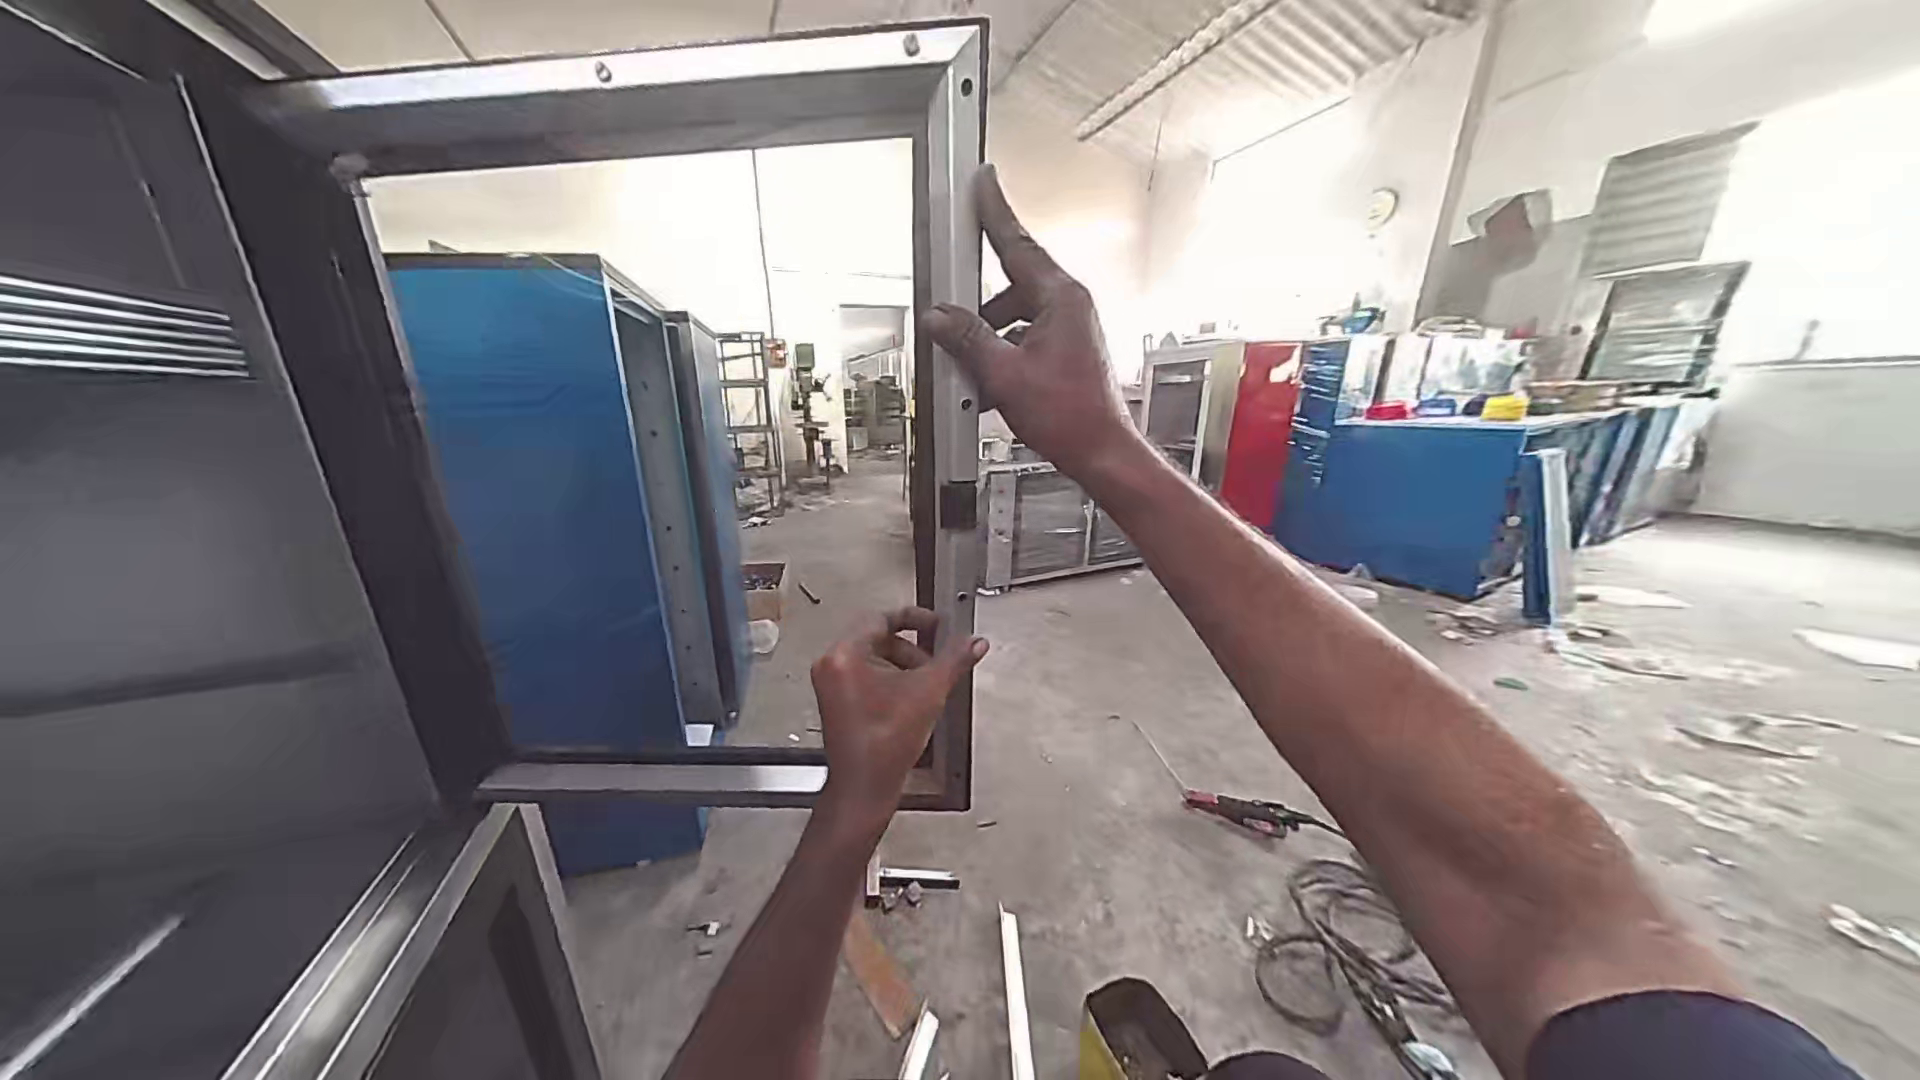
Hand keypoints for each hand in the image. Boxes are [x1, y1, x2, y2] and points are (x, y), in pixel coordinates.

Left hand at [811, 607, 988, 821]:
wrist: (866, 786)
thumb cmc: (884, 744)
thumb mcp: (929, 691)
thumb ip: (954, 660)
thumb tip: (974, 643)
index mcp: (845, 655)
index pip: (880, 617)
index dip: (914, 617)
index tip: (934, 623)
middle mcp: (831, 664)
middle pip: (876, 636)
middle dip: (911, 646)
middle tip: (934, 656)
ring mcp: (831, 683)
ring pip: (872, 655)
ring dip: (903, 662)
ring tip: (926, 680)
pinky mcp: (837, 699)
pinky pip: (865, 673)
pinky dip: (890, 676)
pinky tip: (911, 693)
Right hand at [919, 165, 1146, 482]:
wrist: (1099, 451)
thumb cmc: (1071, 415)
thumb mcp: (1005, 375)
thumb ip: (968, 340)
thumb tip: (941, 318)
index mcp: (1061, 299)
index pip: (1018, 244)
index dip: (995, 211)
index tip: (983, 183)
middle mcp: (1069, 309)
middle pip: (1009, 288)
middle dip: (978, 311)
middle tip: (953, 320)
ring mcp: (1068, 331)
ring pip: (1013, 319)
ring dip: (989, 342)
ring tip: (975, 371)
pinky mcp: (1064, 353)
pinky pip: (1023, 342)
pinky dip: (1003, 358)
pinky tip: (989, 385)